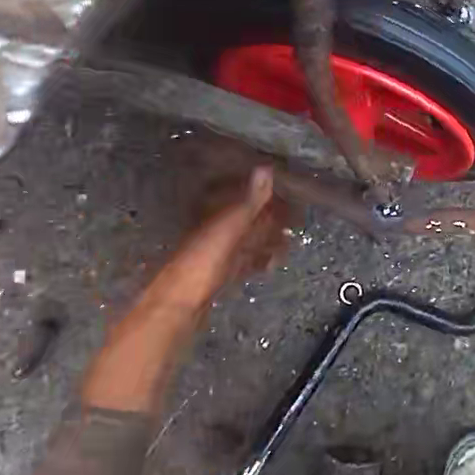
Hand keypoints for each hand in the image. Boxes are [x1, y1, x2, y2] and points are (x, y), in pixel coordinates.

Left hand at [188, 165, 289, 283]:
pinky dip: (260, 260)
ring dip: (268, 240)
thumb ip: (248, 202)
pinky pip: (246, 262)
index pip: (247, 197)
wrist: (177, 306)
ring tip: (290, 241)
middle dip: (272, 218)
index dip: (268, 194)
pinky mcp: (223, 275)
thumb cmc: (200, 265)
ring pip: (249, 241)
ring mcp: (220, 253)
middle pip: (250, 219)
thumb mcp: (228, 230)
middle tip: (297, 220)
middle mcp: (218, 230)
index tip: (291, 194)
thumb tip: (266, 168)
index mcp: (217, 215)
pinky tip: (271, 263)